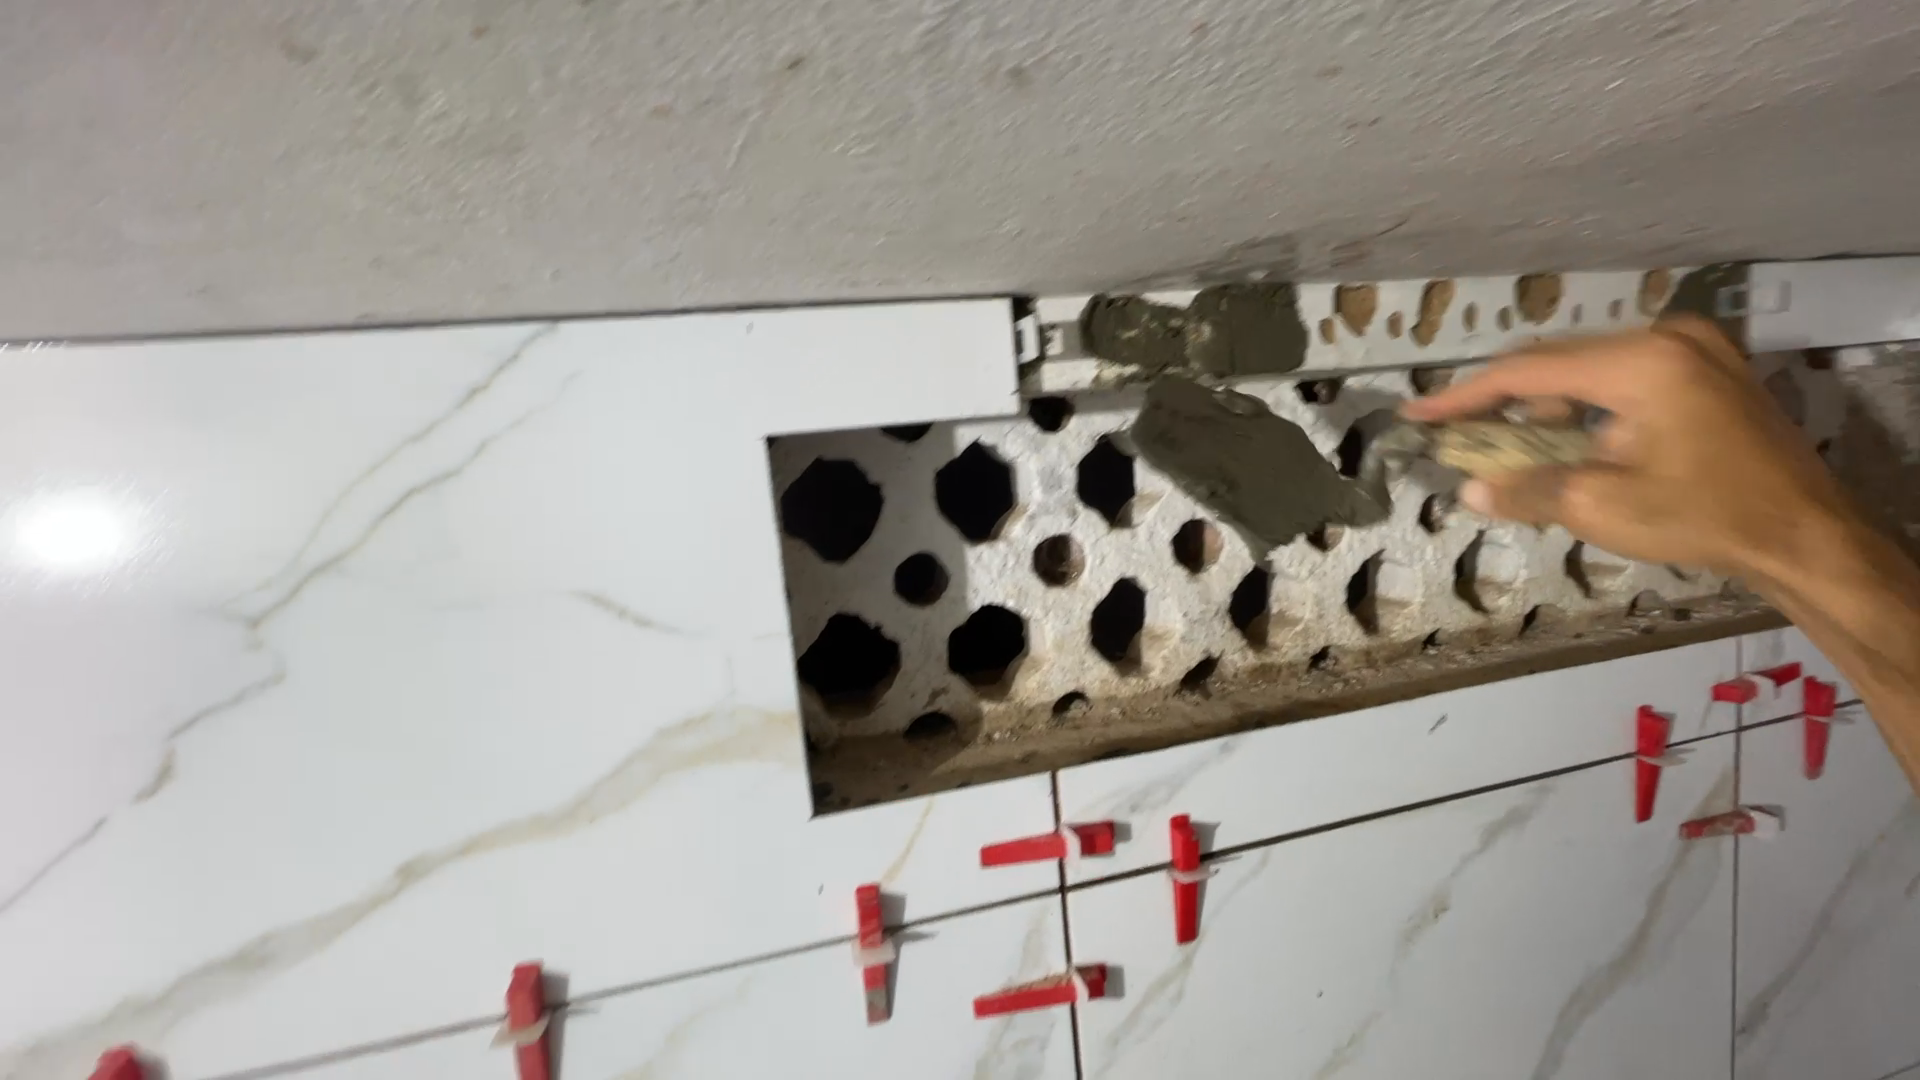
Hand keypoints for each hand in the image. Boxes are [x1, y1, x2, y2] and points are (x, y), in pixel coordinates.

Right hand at [1399, 316, 1852, 581]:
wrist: (1807, 535)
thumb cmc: (1702, 516)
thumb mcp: (1597, 505)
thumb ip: (1524, 488)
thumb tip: (1469, 490)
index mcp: (1641, 363)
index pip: (1525, 373)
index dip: (1461, 396)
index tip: (1414, 414)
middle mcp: (1666, 339)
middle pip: (1552, 361)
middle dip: (1495, 398)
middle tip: (1449, 428)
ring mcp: (1692, 349)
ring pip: (1581, 367)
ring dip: (1536, 403)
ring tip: (1502, 440)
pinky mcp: (1703, 369)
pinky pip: (1615, 375)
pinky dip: (1576, 404)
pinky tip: (1559, 435)